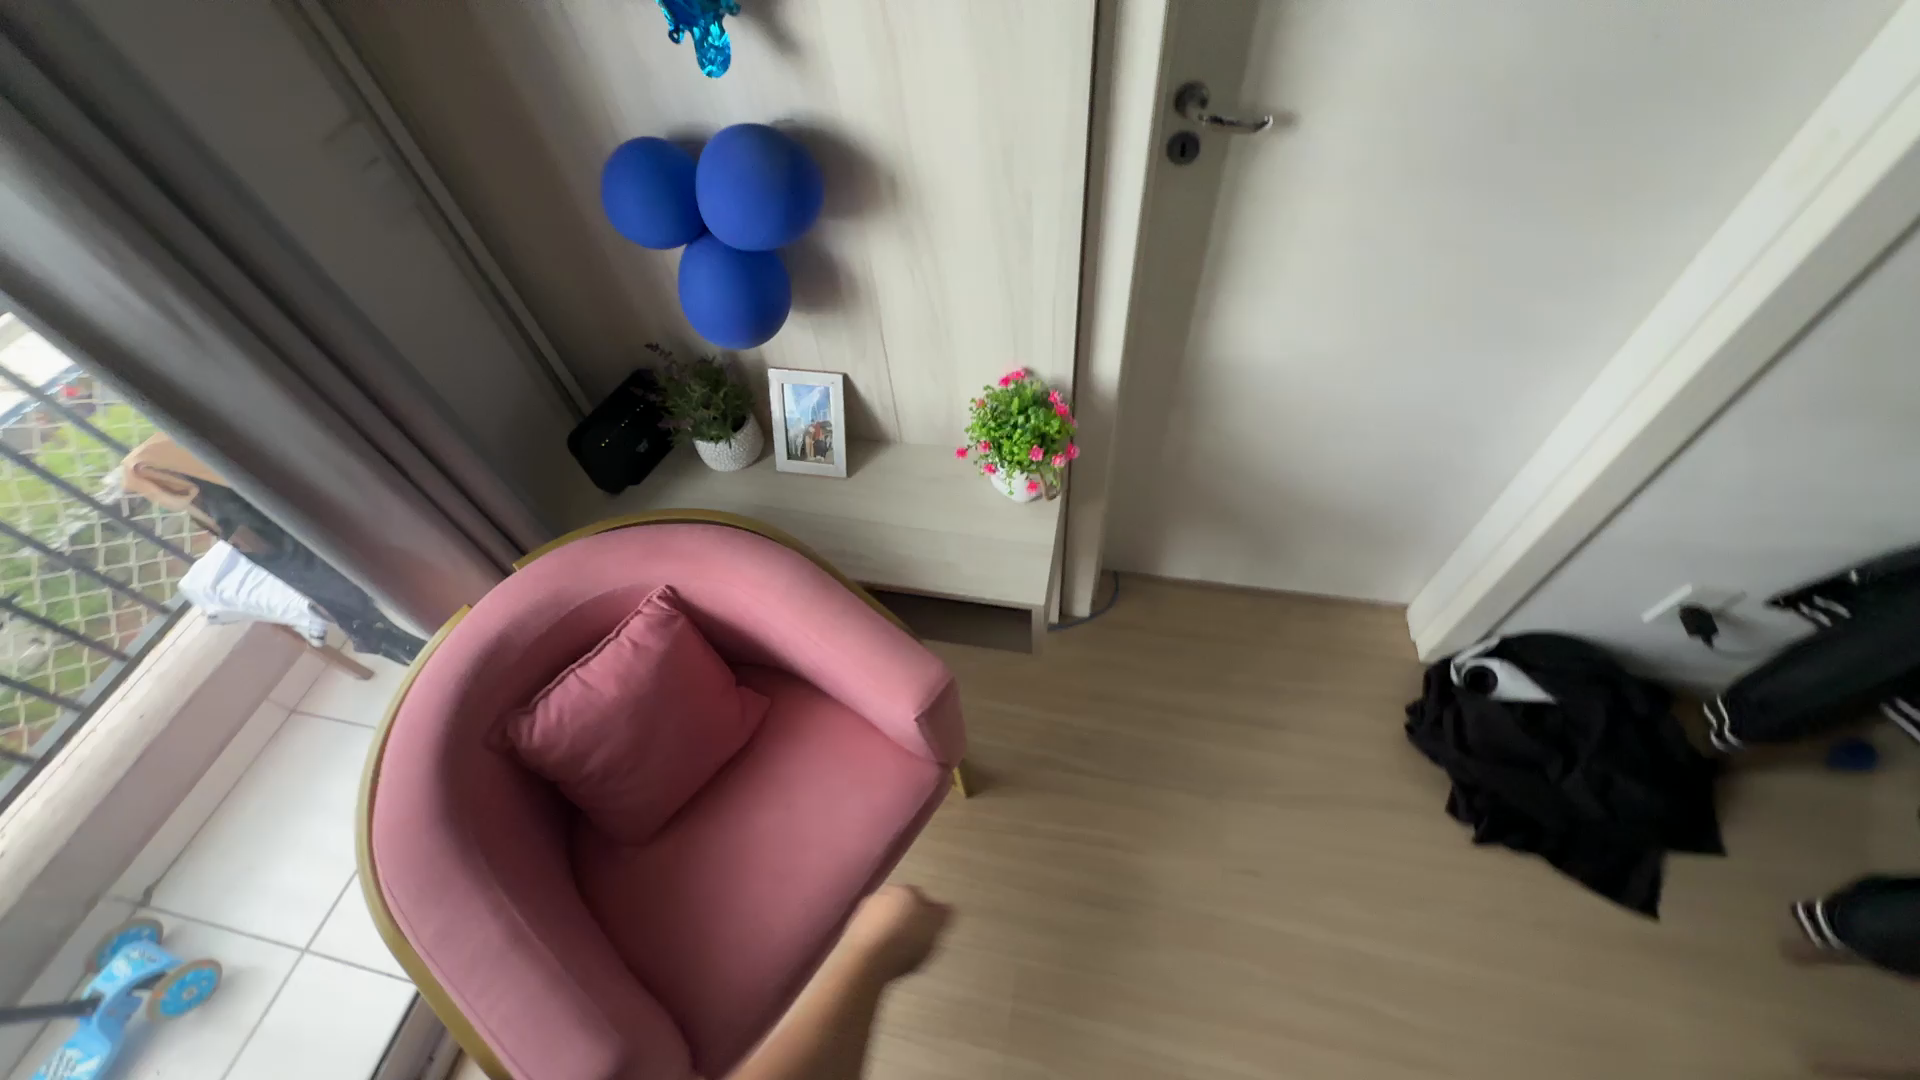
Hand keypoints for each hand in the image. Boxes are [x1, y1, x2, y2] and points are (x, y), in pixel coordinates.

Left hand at [840, 885, 952, 980]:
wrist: (866, 961)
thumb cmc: (905, 944)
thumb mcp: (934, 931)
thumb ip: (943, 916)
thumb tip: (950, 907)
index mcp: (908, 890)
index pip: (923, 896)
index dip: (928, 914)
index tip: (931, 931)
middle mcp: (886, 892)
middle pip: (902, 903)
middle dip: (908, 916)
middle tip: (915, 939)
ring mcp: (866, 907)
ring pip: (885, 914)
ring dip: (891, 925)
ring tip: (898, 949)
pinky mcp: (852, 925)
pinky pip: (871, 928)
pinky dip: (877, 936)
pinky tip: (882, 952)